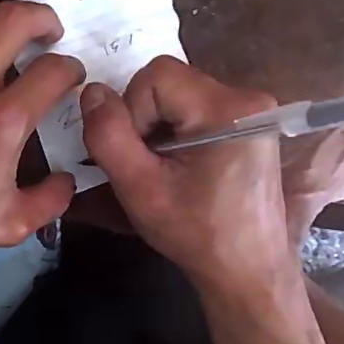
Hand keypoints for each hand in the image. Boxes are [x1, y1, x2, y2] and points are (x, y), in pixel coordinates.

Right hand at [79, 57, 295, 293]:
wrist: (246, 267)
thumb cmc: (194, 232)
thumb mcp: (138, 187)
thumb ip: (108, 135)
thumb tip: (91, 90)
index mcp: (227, 108)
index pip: (154, 76)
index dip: (132, 111)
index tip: (140, 156)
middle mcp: (247, 97)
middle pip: (165, 81)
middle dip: (142, 119)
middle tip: (147, 165)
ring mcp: (252, 108)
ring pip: (175, 93)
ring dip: (154, 126)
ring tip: (162, 168)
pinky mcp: (248, 122)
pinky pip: (191, 107)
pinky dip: (172, 130)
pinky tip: (178, 165)